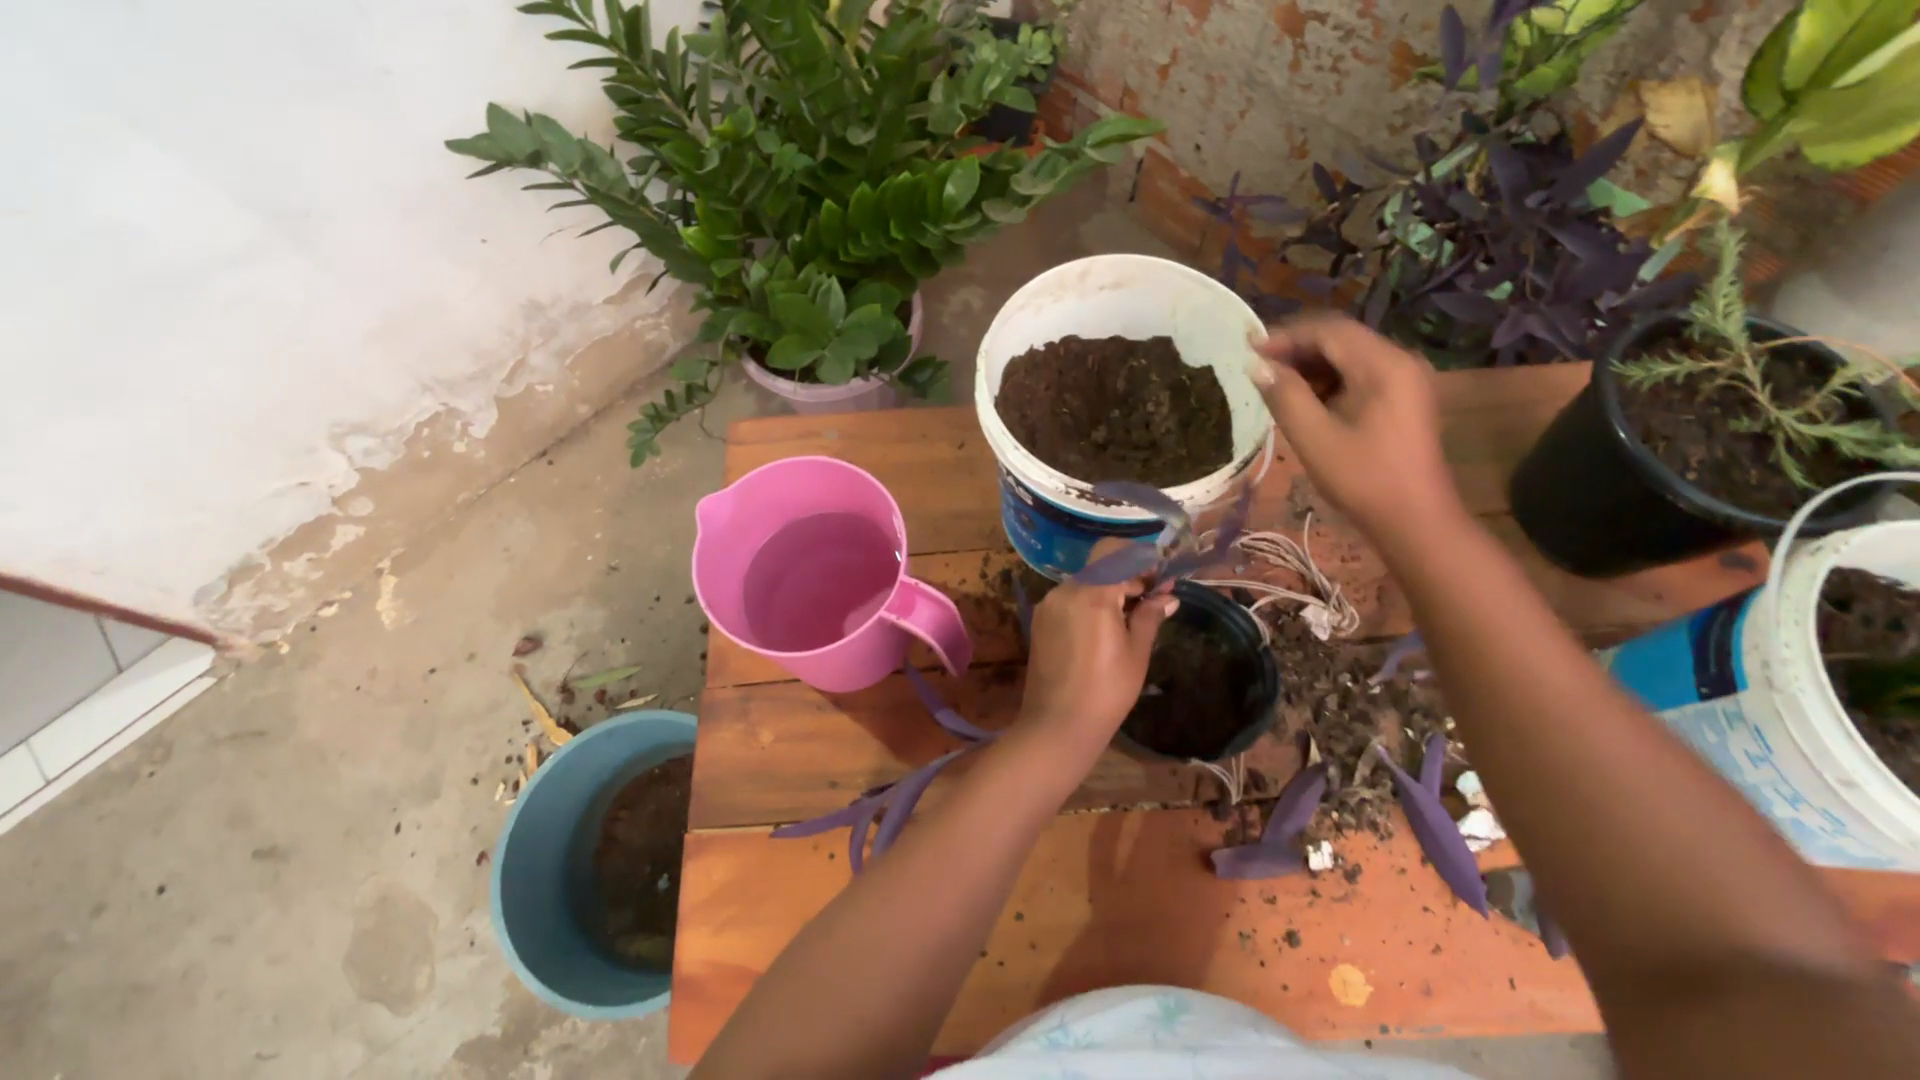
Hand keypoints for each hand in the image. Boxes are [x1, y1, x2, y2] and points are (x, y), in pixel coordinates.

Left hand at [1019, 544, 1178, 748]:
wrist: (1057, 724)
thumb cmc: (1106, 690)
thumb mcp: (1136, 653)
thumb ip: (1149, 617)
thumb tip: (1167, 597)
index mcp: (1092, 594)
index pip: (1116, 552)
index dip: (1141, 560)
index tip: (1160, 580)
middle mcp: (1065, 591)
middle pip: (1100, 567)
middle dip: (1128, 577)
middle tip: (1154, 599)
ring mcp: (1048, 606)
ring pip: (1085, 583)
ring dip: (1109, 591)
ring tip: (1131, 618)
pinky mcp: (1040, 622)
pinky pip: (1070, 601)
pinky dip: (1090, 604)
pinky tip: (1105, 630)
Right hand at [1248, 314, 1462, 539]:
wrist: (1415, 520)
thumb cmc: (1363, 479)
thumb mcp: (1314, 438)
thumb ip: (1284, 396)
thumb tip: (1257, 366)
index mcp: (1383, 365)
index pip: (1329, 330)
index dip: (1286, 336)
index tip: (1250, 350)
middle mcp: (1400, 360)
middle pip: (1342, 338)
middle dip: (1298, 349)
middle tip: (1259, 368)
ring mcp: (1406, 379)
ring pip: (1350, 356)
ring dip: (1312, 366)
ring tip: (1277, 387)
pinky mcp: (1405, 398)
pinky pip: (1362, 374)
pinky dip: (1331, 381)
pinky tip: (1307, 401)